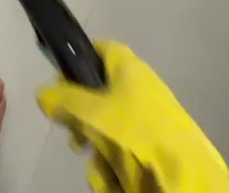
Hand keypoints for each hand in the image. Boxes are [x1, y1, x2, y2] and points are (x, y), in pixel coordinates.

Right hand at [36, 41, 228, 192]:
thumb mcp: (92, 112)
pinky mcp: (155, 152)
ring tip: (98, 167)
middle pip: (98, 94)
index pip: (100, 49)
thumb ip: (63, 100)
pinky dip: (113, 169)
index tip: (60, 82)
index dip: (77, 60)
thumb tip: (42, 93)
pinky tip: (112, 182)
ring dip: (95, 149)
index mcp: (130, 69)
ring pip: (107, 130)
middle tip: (73, 135)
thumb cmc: (137, 133)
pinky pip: (122, 154)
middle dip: (80, 118)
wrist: (187, 182)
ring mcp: (149, 123)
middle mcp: (140, 90)